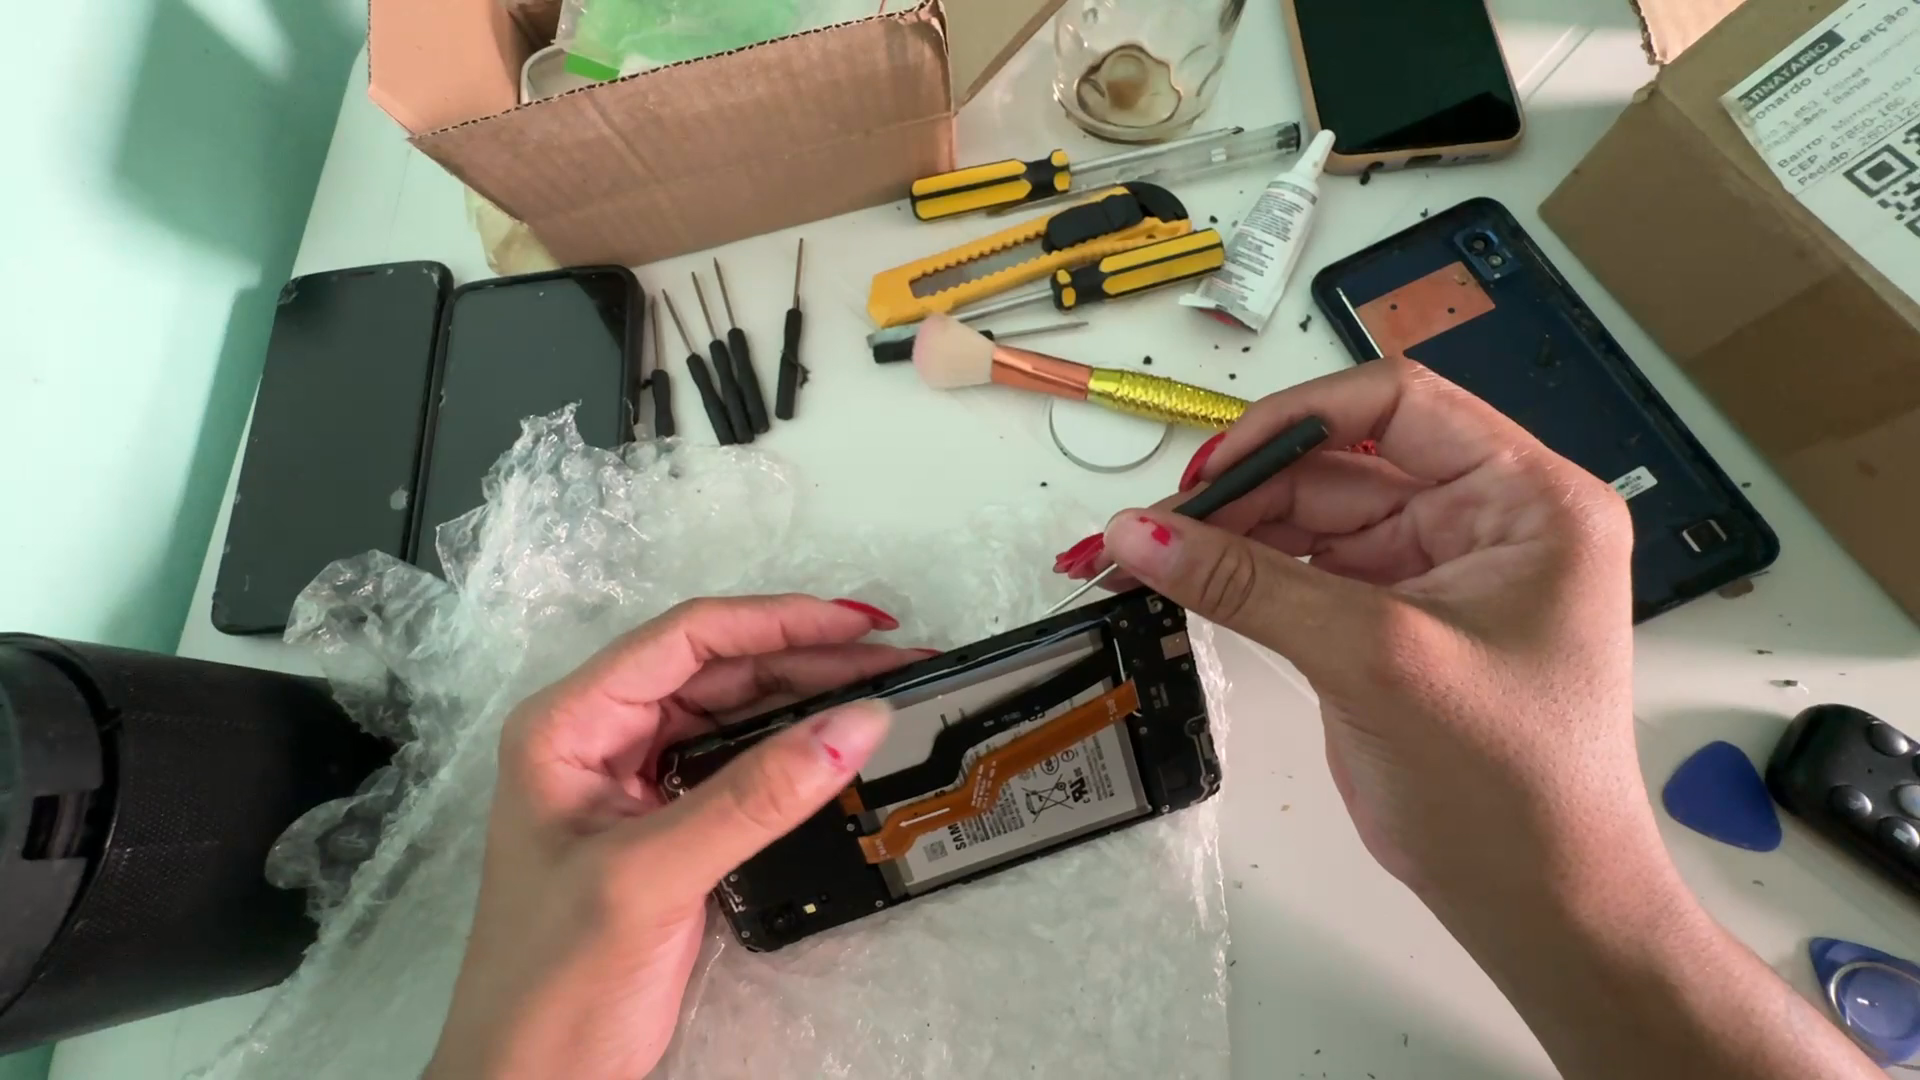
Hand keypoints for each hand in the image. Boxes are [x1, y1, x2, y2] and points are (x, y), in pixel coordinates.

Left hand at [427, 596, 916, 1079]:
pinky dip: (796, 741)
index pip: (689, 638)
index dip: (779, 620)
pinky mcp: (673, 806)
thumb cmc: (557, 984)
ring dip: (811, 692)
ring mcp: (640, 767)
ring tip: (884, 687)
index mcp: (574, 719)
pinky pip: (744, 752)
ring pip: (738, 704)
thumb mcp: (653, 877)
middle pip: (722, 666)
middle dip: (811, 657)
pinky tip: (839, 735)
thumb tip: (862, 722)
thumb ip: (758, 796)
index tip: (860, 625)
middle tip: (895, 660)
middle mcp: (606, 727)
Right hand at [1077, 356, 1641, 904]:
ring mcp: (1413, 567)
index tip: (1212, 471)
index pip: (1397, 405)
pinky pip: (1287, 569)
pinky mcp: (1368, 613)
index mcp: (1520, 498)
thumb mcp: (1372, 659)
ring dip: (1219, 536)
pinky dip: (1229, 573)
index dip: (1296, 419)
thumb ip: (1247, 586)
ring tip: (1138, 560)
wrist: (1527, 899)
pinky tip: (1177, 581)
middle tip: (1145, 532)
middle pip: (1328, 469)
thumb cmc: (1496, 779)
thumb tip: (1129, 533)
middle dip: (1235, 496)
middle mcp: (1469, 517)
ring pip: (1296, 519)